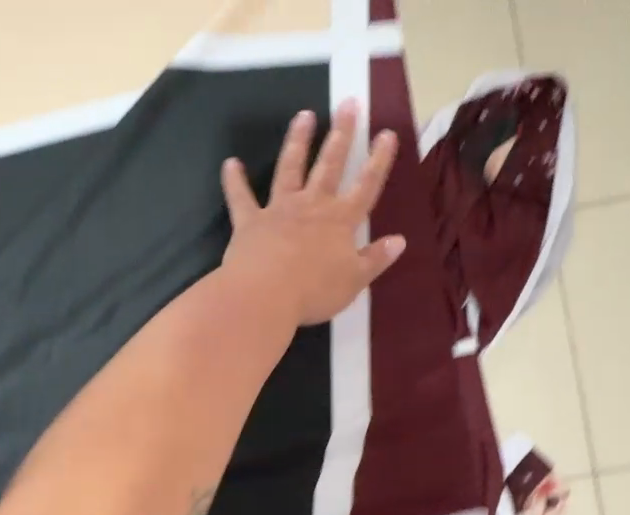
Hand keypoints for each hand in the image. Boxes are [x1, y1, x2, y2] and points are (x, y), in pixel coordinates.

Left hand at [220, 100, 404, 326]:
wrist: (265, 295)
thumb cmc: (313, 292)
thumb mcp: (354, 281)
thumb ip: (375, 260)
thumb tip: (399, 241)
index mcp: (341, 222)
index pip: (366, 185)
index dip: (378, 161)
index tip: (386, 134)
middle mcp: (312, 207)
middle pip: (330, 165)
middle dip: (341, 134)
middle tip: (348, 104)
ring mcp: (279, 210)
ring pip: (289, 169)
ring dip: (297, 141)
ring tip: (304, 115)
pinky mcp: (249, 222)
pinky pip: (240, 198)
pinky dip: (234, 181)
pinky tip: (230, 164)